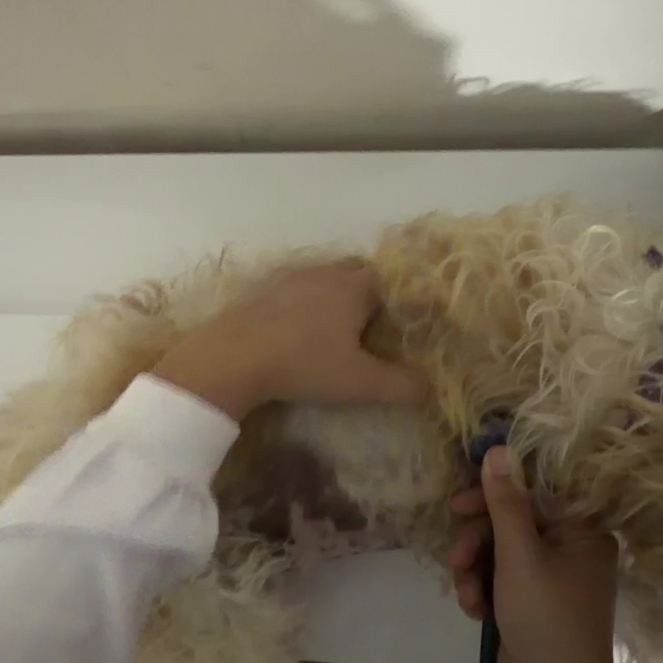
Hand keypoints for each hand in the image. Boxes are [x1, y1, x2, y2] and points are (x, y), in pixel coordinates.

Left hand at [151, 263, 427, 419]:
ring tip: (330, 339)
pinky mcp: (260, 291)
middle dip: (364, 302)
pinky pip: (292, 295)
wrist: (231, 357)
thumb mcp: (360, 383)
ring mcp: (289, 278)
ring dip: (329, 305)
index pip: (388, 283)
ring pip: (321, 284)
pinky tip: (293, 338)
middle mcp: (324, 272)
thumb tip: (430, 390)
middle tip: (365, 338)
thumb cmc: (305, 364)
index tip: (394, 334)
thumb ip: (401, 386)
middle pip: (354, 278)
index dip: (395, 306)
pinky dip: (299, 311)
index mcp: (354, 286)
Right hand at [447, 446, 627, 662]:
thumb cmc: (546, 620)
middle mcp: (570, 545)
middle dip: (478, 540)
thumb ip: (505, 502)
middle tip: (456, 555)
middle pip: (512, 518)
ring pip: (499, 546)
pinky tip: (474, 608)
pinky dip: (482, 587)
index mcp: (582, 530)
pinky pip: (499, 573)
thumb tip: (497, 447)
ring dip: (475, 567)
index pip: (536, 488)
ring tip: (466, 594)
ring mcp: (551, 572)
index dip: (496, 489)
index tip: (460, 501)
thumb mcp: (518, 557)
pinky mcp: (532, 595)